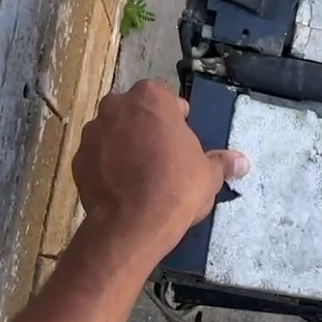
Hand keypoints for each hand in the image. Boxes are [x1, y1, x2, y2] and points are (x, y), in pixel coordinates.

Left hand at [73, 79, 247, 258]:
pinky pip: (98, 157)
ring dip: (126, 146)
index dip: (176, 118)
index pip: (166, 98)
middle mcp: (116, 106)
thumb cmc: (177, 188)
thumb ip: (221, 162)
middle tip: (164, 157)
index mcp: (151, 98)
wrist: (132, 224)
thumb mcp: (208, 175)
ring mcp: (93, 132)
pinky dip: (108, 166)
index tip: (182, 139)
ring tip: (142, 175)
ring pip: (114, 132)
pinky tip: (123, 188)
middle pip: (136, 111)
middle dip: (147, 128)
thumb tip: (242, 162)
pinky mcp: (78, 159)